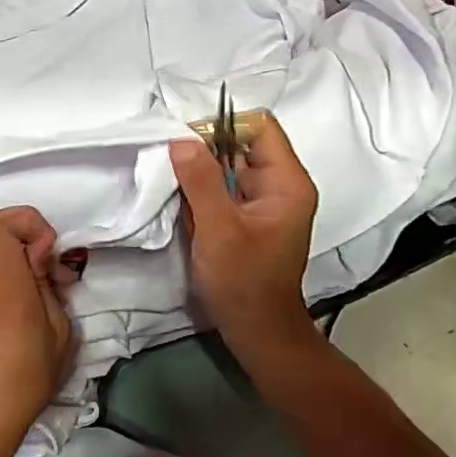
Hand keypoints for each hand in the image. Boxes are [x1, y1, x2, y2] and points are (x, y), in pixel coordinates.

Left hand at [0, 207, 79, 436]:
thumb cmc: (30, 374)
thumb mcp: (60, 329)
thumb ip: (47, 283)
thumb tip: (40, 258)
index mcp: (1, 284)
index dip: (26, 224)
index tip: (49, 253)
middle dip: (24, 236)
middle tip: (48, 268)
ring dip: (15, 262)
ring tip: (39, 297)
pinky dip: (4, 280)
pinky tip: (20, 312)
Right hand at [169, 112, 318, 341]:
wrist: (255, 330)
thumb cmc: (243, 280)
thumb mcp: (219, 229)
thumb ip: (200, 181)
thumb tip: (180, 139)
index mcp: (286, 182)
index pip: (259, 127)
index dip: (223, 127)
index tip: (186, 143)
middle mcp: (277, 186)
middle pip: (239, 144)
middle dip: (203, 149)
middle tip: (169, 162)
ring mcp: (259, 203)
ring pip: (224, 167)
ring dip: (196, 172)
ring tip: (171, 183)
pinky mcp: (242, 218)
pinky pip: (218, 189)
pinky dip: (197, 191)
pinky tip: (180, 203)